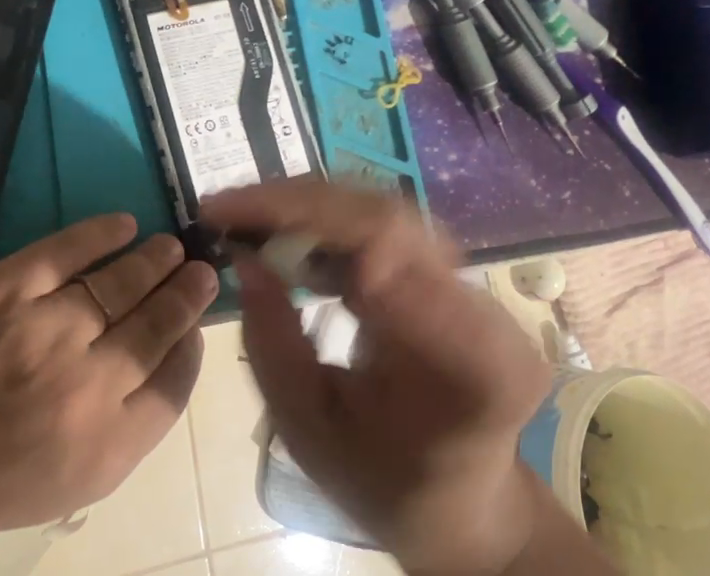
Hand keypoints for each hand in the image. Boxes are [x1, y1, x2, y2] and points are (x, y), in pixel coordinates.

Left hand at [0, 214, 219, 546]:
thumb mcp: (67, 482)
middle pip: (154, 327)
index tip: (196, 327)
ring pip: (118, 285)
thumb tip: (160, 363)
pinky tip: (124, 224)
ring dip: (153, 263)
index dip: (190, 349)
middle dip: (185, 296)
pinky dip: (99, 234)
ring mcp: (42, 329)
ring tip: (172, 248)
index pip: (172, 384)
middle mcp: (85, 384)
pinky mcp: (1, 289)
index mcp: (104, 444)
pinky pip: (64, 251)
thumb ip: (122, 427)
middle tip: (202, 272)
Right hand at [203, 182, 555, 575]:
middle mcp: (485, 310)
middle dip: (295, 204)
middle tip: (223, 209)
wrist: (457, 505)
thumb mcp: (308, 429)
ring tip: (245, 218)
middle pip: (386, 218)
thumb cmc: (381, 483)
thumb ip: (272, 344)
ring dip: (307, 208)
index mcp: (468, 358)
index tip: (228, 215)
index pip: (387, 247)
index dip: (303, 216)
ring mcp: (477, 289)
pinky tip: (284, 237)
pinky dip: (328, 226)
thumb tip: (244, 256)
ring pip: (386, 213)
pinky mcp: (456, 280)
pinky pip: (389, 232)